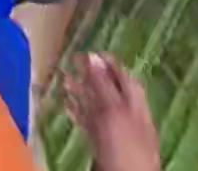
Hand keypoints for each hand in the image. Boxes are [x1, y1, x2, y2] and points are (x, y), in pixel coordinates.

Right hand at [64, 53, 160, 170]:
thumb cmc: (125, 148)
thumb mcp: (114, 112)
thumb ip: (103, 85)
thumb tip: (93, 56)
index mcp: (135, 105)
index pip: (124, 76)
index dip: (109, 62)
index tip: (90, 50)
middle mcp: (126, 114)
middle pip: (109, 88)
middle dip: (90, 74)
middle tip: (72, 60)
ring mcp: (115, 130)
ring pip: (96, 104)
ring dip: (80, 90)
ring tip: (63, 78)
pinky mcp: (102, 143)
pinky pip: (89, 121)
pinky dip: (78, 110)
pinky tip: (65, 103)